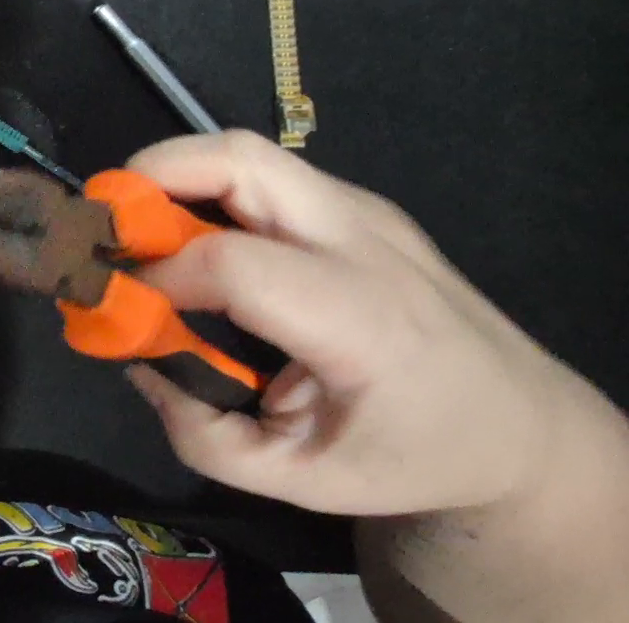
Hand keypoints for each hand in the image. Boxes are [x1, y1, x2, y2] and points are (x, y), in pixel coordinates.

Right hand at [122, 130, 615, 517]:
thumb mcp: (301, 479)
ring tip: (138, 224)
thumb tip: (133, 360)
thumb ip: (201, 433)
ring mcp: (362, 212)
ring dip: (169, 174)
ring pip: (243, 151)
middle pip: (239, 162)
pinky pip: (256, 171)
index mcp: (366, 322)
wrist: (527, 424)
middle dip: (148, 178)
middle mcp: (366, 245)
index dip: (159, 273)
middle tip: (105, 223)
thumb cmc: (413, 454)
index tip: (124, 302)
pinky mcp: (350, 202)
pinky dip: (199, 186)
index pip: (237, 264)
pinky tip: (192, 235)